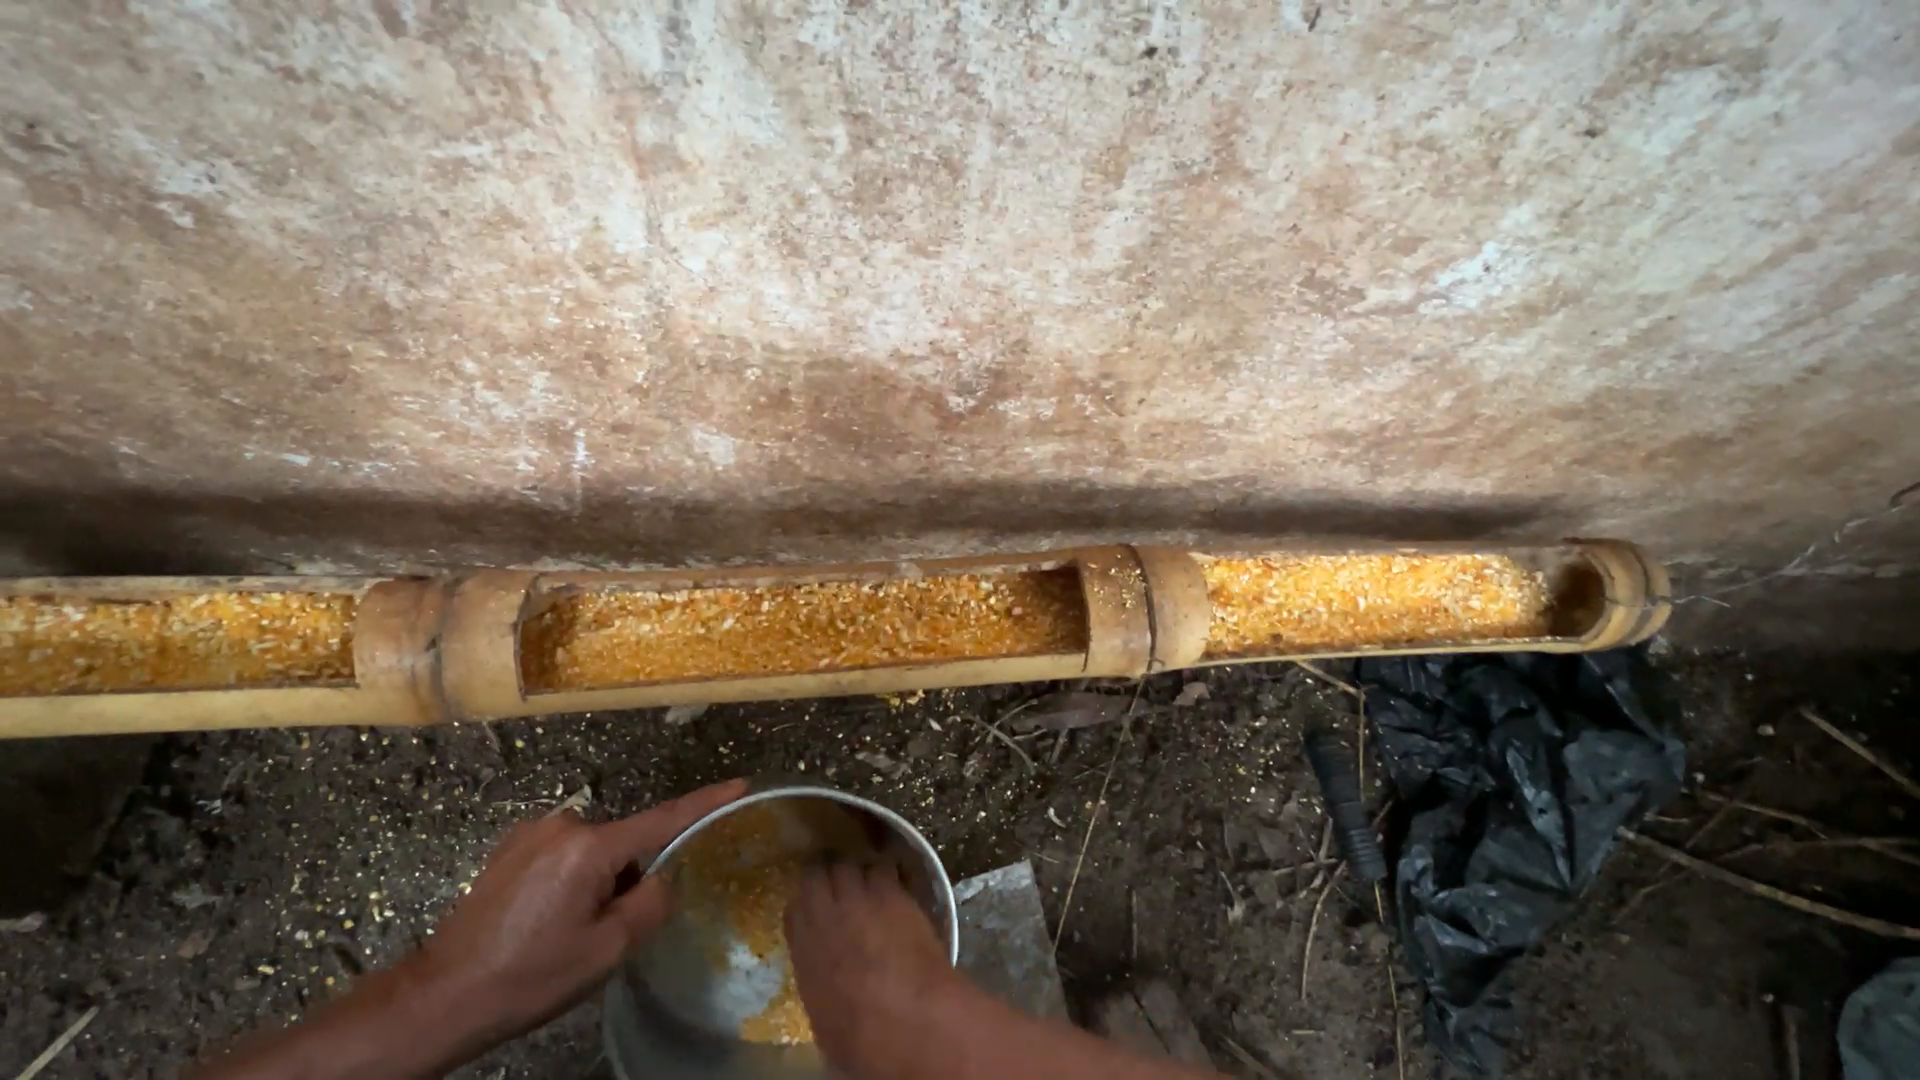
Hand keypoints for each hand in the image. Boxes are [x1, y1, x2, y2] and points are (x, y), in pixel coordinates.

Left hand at [414, 779, 747, 1042]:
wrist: (440, 997)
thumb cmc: (529, 976)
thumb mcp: (607, 951)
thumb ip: (651, 903)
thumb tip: (661, 878)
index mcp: (590, 847)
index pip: (663, 819)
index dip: (706, 802)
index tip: (740, 784)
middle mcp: (563, 824)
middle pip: (625, 844)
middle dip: (629, 878)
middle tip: (602, 931)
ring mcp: (531, 831)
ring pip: (594, 851)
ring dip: (598, 880)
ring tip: (564, 932)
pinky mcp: (509, 846)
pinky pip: (564, 853)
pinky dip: (570, 879)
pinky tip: (542, 920)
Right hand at [786, 862, 968, 1073]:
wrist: (909, 1018)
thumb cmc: (864, 1036)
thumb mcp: (825, 1021)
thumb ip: (819, 986)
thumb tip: (826, 984)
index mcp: (804, 951)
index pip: (794, 910)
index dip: (806, 905)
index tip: (816, 909)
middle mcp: (825, 917)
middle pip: (817, 875)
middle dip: (827, 877)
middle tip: (840, 884)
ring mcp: (858, 899)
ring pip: (848, 865)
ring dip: (856, 873)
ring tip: (868, 883)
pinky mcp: (891, 892)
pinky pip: (883, 868)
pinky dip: (886, 873)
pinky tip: (894, 883)